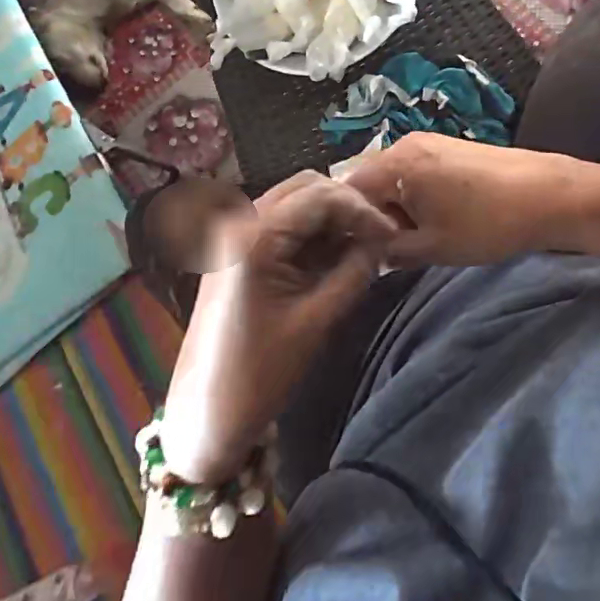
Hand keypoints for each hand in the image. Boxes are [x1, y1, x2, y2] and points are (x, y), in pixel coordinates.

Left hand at [160, 172, 399, 482]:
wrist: (206, 412)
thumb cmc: (260, 373)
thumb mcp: (317, 320)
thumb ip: (355, 271)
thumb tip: (383, 240)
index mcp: (253, 235)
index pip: (319, 195)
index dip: (362, 210)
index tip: (394, 235)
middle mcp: (238, 221)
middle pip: (304, 188)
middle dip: (346, 207)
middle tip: (380, 237)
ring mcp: (232, 233)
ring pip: (293, 203)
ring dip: (329, 218)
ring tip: (364, 246)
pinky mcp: (233, 249)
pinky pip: (279, 224)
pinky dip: (309, 233)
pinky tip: (334, 255)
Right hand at [345, 132, 591, 266]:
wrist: (550, 195)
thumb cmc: (486, 223)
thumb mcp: (431, 248)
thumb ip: (390, 251)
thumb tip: (369, 252)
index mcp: (394, 164)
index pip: (349, 193)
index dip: (351, 224)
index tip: (361, 251)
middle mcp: (404, 144)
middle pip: (370, 183)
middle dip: (376, 215)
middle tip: (393, 246)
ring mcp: (428, 141)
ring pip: (393, 178)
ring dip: (397, 206)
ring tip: (420, 234)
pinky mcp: (448, 146)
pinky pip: (414, 171)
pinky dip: (415, 194)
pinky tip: (439, 216)